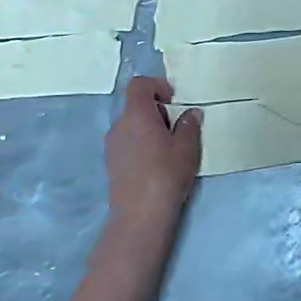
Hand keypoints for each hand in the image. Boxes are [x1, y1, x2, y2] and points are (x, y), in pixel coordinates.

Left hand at [105, 78, 201, 227]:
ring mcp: (111, 143)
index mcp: (136, 114)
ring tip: (165, 151)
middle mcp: (119, 124)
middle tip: (174, 130)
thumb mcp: (187, 148)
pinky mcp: (110, 161)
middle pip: (135, 105)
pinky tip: (152, 165)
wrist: (139, 215)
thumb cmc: (165, 175)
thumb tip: (190, 113)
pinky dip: (139, 144)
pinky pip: (126, 142)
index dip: (156, 86)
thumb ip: (189, 125)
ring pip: (131, 124)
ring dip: (147, 129)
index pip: (139, 84)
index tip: (173, 102)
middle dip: (156, 111)